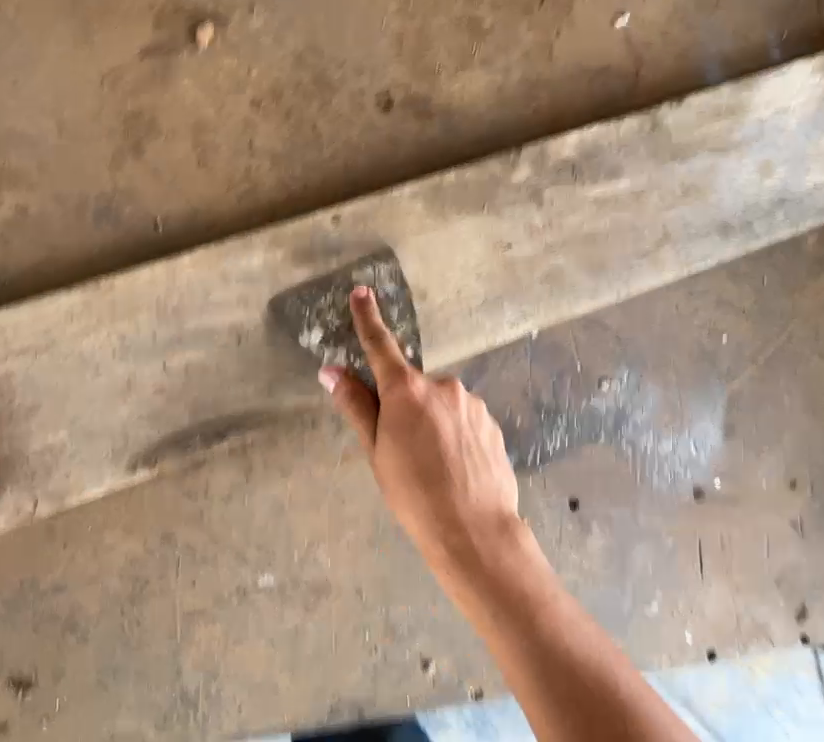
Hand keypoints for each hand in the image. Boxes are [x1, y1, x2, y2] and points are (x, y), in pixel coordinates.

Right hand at [322, 287, 524, 582]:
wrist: (475, 530)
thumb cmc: (413, 493)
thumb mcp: (375, 452)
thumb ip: (356, 406)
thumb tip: (331, 371)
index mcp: (406, 391)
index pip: (381, 345)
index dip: (368, 318)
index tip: (362, 293)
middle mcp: (442, 387)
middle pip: (412, 387)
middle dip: (404, 408)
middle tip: (402, 451)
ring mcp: (471, 404)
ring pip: (440, 405)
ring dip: (432, 424)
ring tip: (433, 469)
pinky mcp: (492, 423)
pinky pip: (463, 421)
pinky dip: (454, 436)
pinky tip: (455, 469)